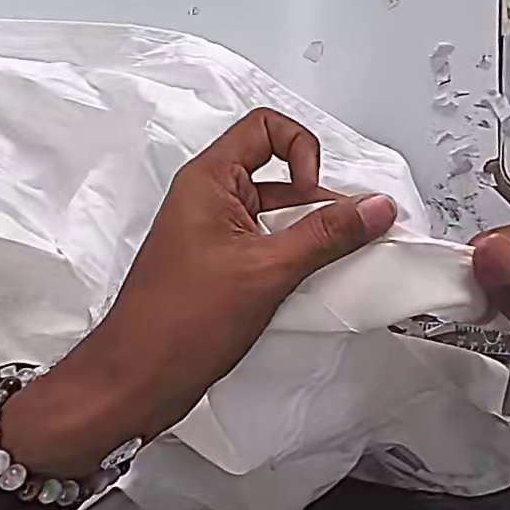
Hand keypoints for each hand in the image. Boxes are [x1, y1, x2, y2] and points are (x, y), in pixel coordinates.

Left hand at [2, 109, 396, 475]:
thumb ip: (326, 235)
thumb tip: (371, 208)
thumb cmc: (173, 324)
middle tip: (347, 228)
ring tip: (334, 259)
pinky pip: (267, 245)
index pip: (265, 128)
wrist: (137, 380)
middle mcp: (209, 201)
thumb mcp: (266, 271)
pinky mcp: (221, 266)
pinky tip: (310, 282)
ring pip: (276, 213)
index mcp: (208, 181)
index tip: (316, 189)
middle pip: (278, 173)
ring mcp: (214, 234)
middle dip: (318, 199)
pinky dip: (294, 257)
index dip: (301, 148)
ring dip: (309, 233)